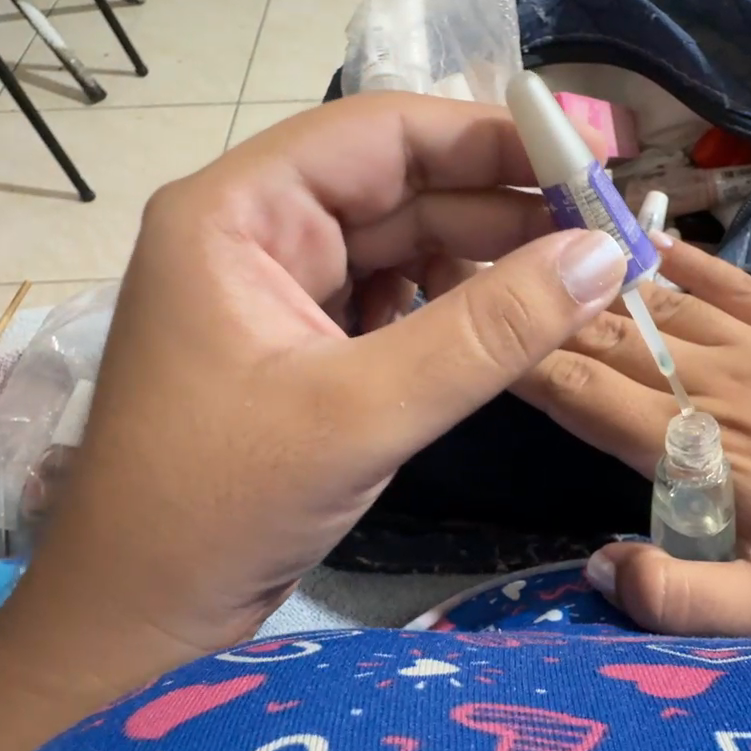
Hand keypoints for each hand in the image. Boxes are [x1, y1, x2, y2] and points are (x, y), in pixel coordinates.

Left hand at [10, 94, 628, 670]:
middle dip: (505, 210)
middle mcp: (259, 235)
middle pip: (402, 191)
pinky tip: (511, 327)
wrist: (141, 616)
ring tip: (578, 280)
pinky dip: (456, 314)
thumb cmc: (222, 505)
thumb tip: (604, 256)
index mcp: (240, 212)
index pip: (384, 134)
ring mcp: (282, 296)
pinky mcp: (306, 351)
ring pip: (405, 251)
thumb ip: (488, 331)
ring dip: (488, 264)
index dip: (496, 135)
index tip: (593, 155)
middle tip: (609, 234)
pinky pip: (396, 308)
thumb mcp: (364, 410)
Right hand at [517, 239, 750, 634]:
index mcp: (699, 445)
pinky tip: (647, 242)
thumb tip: (596, 566)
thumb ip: (681, 596)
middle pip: (611, 337)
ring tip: (541, 246)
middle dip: (539, 310)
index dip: (521, 361)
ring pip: (662, 302)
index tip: (467, 325)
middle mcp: (722, 380)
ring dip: (597, 279)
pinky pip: (733, 284)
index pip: (584, 392)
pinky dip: (684, 261)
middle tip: (482, 275)